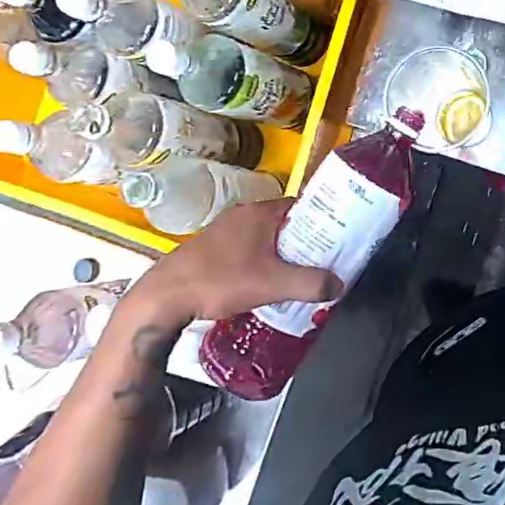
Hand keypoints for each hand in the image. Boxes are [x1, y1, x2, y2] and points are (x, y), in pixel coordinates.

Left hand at [118, 199, 342, 325]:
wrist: (164, 298)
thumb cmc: (220, 281)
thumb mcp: (273, 285)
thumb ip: (310, 284)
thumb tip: (338, 285)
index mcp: (259, 213)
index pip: (303, 205)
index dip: (324, 219)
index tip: (340, 236)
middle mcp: (243, 215)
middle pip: (286, 222)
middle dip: (307, 240)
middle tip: (326, 259)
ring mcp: (225, 231)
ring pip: (267, 237)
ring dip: (284, 252)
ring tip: (303, 273)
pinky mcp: (213, 249)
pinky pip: (250, 248)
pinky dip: (264, 260)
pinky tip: (270, 282)